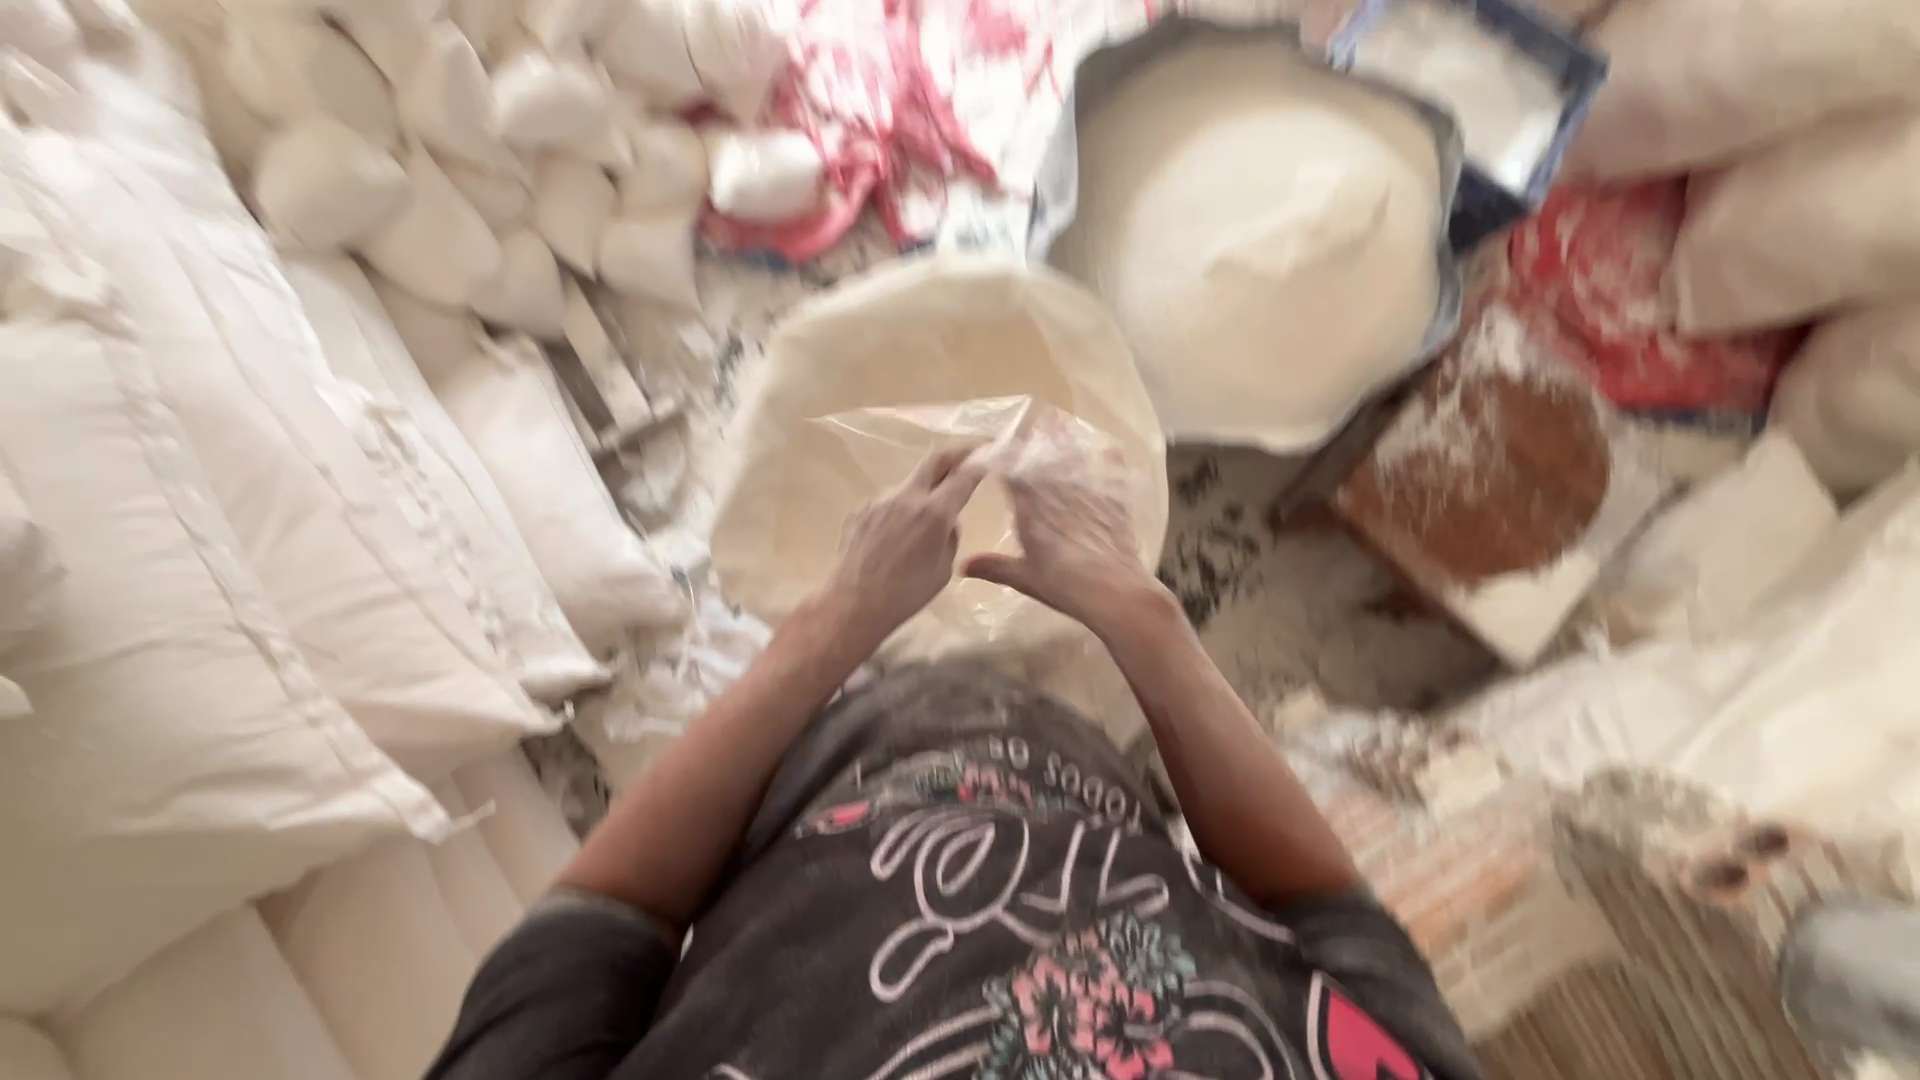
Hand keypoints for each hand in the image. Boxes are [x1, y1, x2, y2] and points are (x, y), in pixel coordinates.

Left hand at [817, 445, 987, 650]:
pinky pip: (888, 504)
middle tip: (969, 453)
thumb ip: (949, 537)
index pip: (964, 476)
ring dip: (922, 495)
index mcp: (934, 513)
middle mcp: (907, 497)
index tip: (989, 457)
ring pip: (909, 486)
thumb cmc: (905, 594)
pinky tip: (893, 539)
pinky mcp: (861, 509)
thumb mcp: (943, 569)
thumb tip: (945, 522)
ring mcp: (880, 500)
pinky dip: (899, 513)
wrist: (853, 603)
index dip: (980, 463)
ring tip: (920, 526)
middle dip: (957, 452)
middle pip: (935, 459)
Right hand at [962, 438, 1166, 631]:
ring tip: (1058, 422)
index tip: (994, 448)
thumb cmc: (1062, 585)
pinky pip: (1111, 474)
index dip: (1002, 456)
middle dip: (1032, 442)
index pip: (1011, 472)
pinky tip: (1110, 449)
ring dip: (1064, 441)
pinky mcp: (1114, 503)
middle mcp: (1058, 492)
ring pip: (1073, 460)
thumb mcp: (1023, 578)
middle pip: (1042, 459)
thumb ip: (993, 567)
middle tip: (1027, 425)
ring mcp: (1088, 494)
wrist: (1112, 590)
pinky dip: (1109, 461)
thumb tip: (962, 566)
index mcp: (1031, 508)